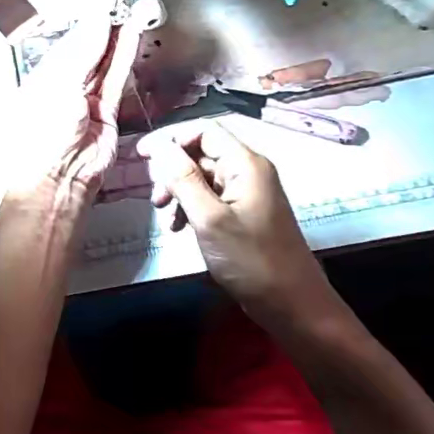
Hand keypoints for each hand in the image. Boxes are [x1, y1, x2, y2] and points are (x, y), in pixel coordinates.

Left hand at [6, 10, 140, 205]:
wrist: (57, 178)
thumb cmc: (41, 139)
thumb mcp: (58, 84)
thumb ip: (81, 52)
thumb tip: (94, 22)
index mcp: (42, 79)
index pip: (67, 43)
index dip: (86, 23)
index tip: (101, 2)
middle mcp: (63, 89)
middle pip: (88, 51)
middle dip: (104, 28)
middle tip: (121, 3)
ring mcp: (85, 102)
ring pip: (105, 64)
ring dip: (119, 40)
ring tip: (132, 14)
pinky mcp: (106, 116)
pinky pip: (116, 80)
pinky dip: (125, 58)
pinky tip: (131, 38)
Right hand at [137, 121, 335, 323]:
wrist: (290, 303)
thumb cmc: (251, 260)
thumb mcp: (209, 219)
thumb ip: (183, 179)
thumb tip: (160, 146)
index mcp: (246, 164)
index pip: (204, 131)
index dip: (171, 138)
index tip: (142, 156)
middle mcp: (249, 172)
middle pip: (203, 153)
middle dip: (173, 170)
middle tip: (155, 197)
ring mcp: (249, 194)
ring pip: (205, 177)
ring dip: (180, 191)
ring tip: (163, 214)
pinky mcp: (246, 215)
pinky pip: (213, 199)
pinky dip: (193, 208)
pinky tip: (179, 227)